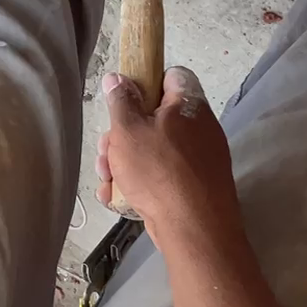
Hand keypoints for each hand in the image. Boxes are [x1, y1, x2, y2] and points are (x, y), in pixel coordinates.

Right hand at [98, 67, 242, 245]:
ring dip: (124, 160)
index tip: (124, 100)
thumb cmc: (159, 172)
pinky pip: (162, 172)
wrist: (196, 231)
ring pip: (153, 147)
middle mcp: (199, 127)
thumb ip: (121, 101)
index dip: (146, 81)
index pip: (171, 75)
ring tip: (107, 179)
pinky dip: (140, 180)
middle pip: (153, 116)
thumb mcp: (128, 130)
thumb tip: (117, 77)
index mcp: (187, 105)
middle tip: (106, 151)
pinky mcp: (195, 185)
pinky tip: (117, 196)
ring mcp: (199, 158)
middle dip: (122, 133)